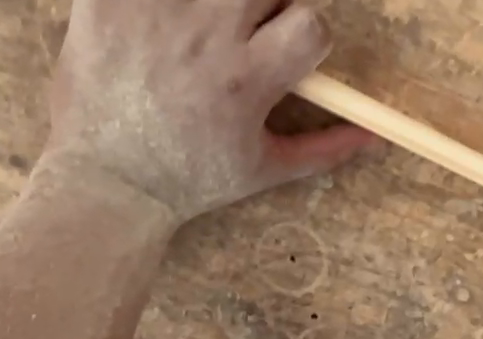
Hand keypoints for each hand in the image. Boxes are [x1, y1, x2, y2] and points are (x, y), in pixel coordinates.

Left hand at [40, 0, 376, 220]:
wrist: (109, 178)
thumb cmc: (194, 178)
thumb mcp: (266, 169)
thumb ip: (325, 149)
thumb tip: (373, 137)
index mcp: (248, 80)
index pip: (311, 24)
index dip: (308, 35)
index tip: (289, 52)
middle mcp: (206, 35)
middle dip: (267, 5)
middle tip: (246, 30)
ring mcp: (155, 8)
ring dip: (220, 0)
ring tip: (204, 27)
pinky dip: (166, 0)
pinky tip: (163, 21)